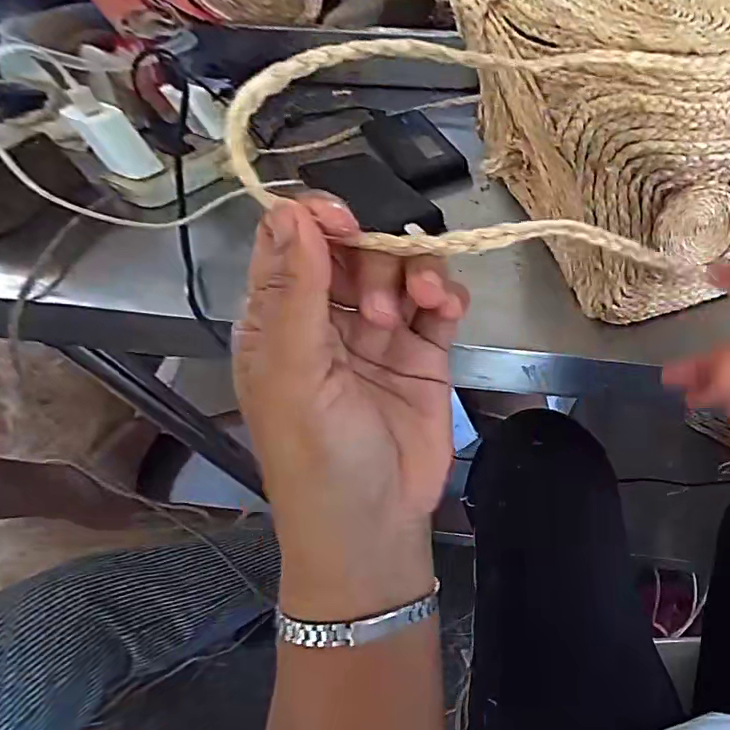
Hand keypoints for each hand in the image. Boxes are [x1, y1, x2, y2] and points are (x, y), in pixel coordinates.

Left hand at [234, 192, 468, 616]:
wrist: (377, 517)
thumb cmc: (318, 454)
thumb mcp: (293, 374)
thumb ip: (295, 294)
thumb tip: (292, 212)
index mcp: (280, 321)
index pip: (292, 246)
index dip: (316, 221)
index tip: (345, 220)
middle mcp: (331, 320)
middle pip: (356, 252)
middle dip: (375, 261)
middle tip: (382, 309)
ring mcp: (383, 336)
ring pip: (402, 272)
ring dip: (417, 273)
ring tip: (426, 305)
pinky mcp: (426, 354)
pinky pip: (438, 306)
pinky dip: (448, 295)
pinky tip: (448, 307)